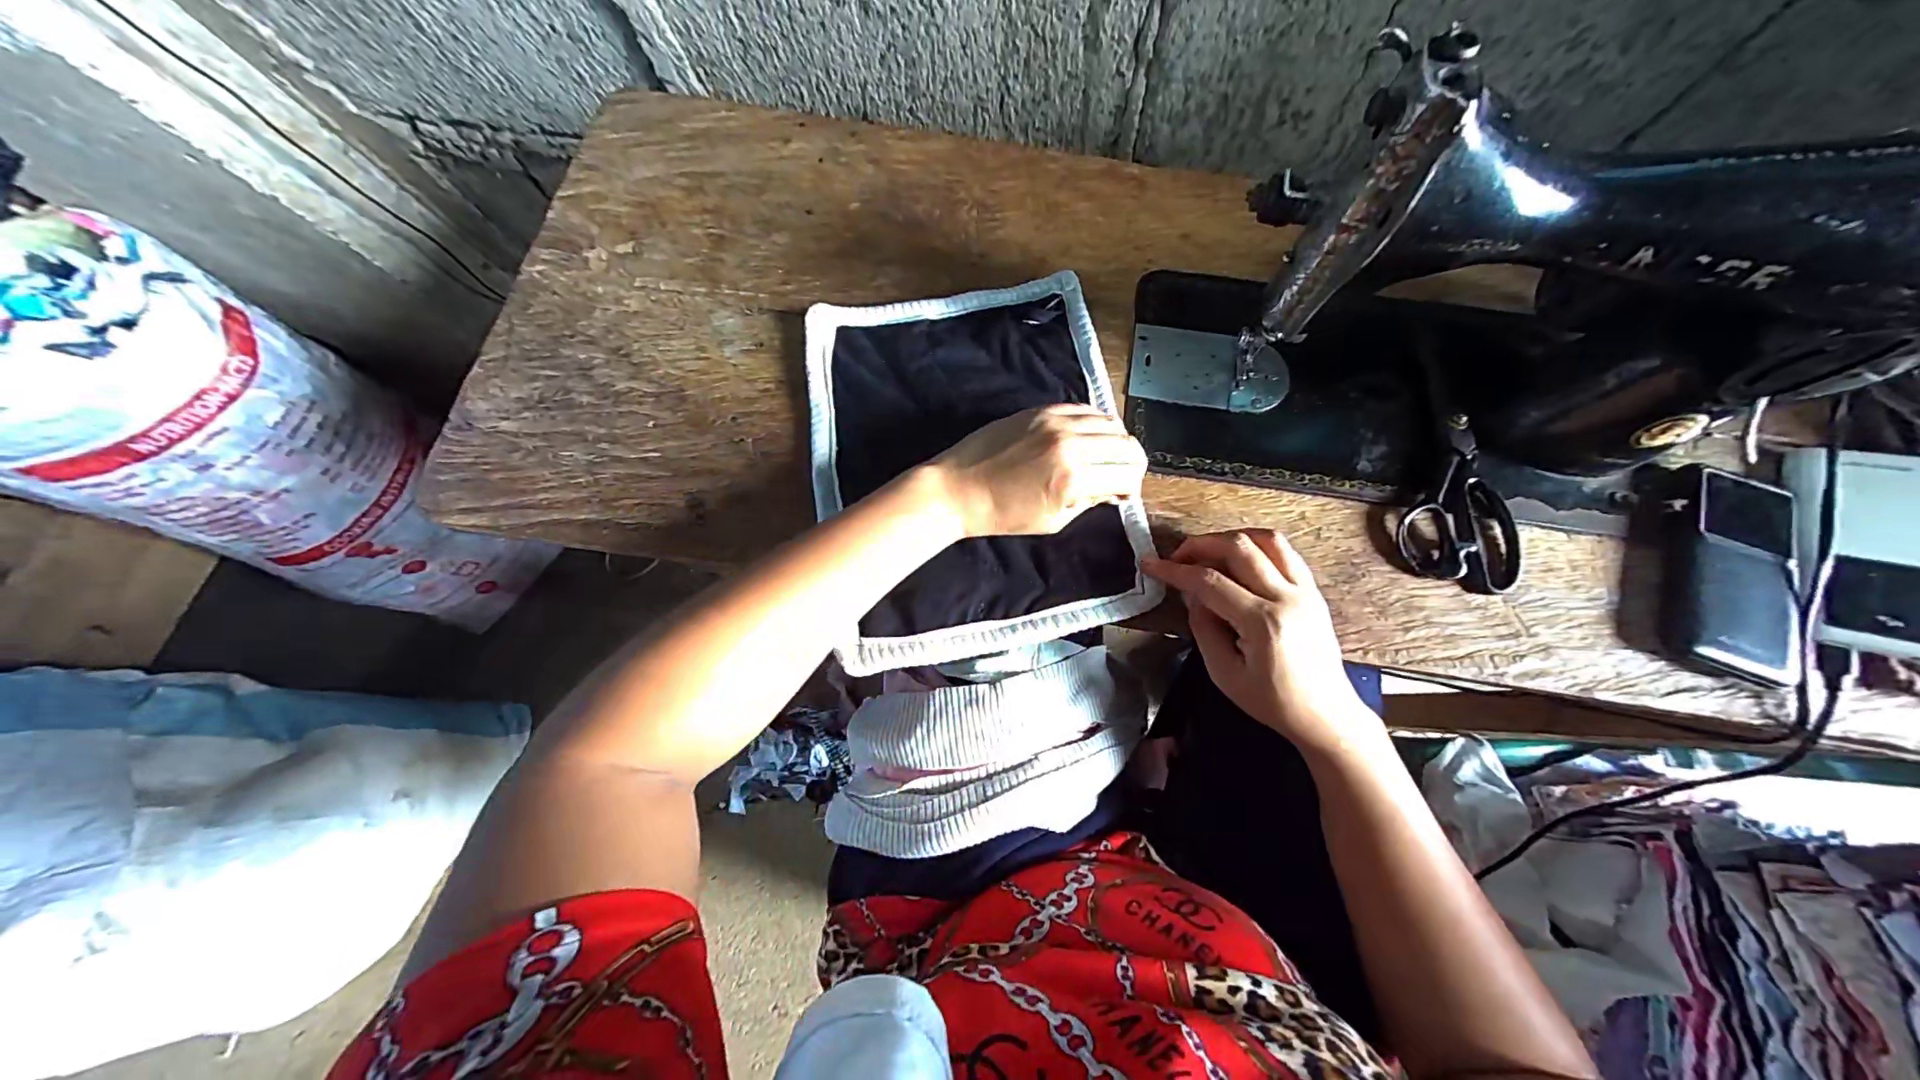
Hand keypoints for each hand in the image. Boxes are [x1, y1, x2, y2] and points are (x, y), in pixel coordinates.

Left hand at [922, 404, 1146, 536]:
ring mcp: (1054, 421)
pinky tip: (1082, 439)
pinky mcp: (1039, 410)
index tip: (1121, 493)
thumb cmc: (1000, 513)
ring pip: (1110, 422)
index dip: (1131, 486)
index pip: (1129, 472)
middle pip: (1126, 444)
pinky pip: (1083, 408)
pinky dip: (1092, 423)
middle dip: (1129, 463)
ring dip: (1113, 441)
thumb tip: (1112, 489)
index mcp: (1073, 477)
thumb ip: (1088, 501)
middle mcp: (1068, 443)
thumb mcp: (1053, 520)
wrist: (957, 490)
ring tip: (1099, 458)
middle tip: (1116, 477)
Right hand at [1141, 530, 1379, 754]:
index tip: (1151, 565)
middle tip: (1177, 556)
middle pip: (1238, 547)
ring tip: (1208, 553)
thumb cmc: (1273, 701)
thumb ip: (1203, 628)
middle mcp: (1288, 598)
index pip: (1209, 581)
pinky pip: (1285, 553)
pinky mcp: (1314, 592)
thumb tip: (1192, 595)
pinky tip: (1239, 559)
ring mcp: (1306, 591)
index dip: (1174, 570)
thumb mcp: (1224, 673)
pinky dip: (1257, 546)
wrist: (1325, 714)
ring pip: (1267, 539)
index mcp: (1263, 622)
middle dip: (1200, 544)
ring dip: (1230, 538)